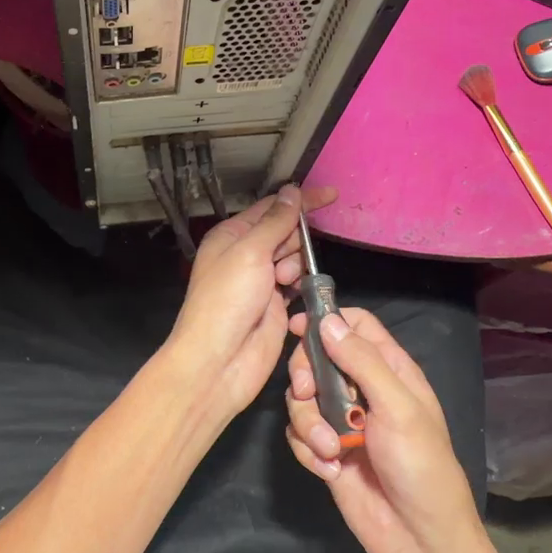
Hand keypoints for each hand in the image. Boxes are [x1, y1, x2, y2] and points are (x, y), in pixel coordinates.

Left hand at [159, 184, 335, 418]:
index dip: (300, 200)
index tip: (331, 195)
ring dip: (296, 264)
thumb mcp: (249, 253)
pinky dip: (301, 283)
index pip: (270, 208)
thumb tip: (292, 192)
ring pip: (294, 257)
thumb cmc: (227, 300)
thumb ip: (275, 222)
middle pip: (284, 231)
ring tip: (283, 281)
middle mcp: (245, 254)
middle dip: (294, 239)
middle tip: (284, 259)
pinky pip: (297, 283)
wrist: (220, 360)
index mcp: (231, 236)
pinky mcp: (276, 304)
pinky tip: (296, 291)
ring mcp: (261, 280)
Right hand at [285, 309, 484, 552]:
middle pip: (317, 357)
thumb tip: (327, 320)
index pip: (355, 326)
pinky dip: (308, 449)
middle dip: (305, 374)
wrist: (418, 539)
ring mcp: (341, 420)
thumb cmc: (420, 466)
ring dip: (307, 422)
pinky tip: (329, 468)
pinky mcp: (326, 450)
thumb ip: (361, 362)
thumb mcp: (398, 407)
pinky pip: (298, 433)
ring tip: (329, 449)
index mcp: (390, 370)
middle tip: (307, 392)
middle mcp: (362, 389)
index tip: (298, 326)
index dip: (327, 320)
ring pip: (301, 397)